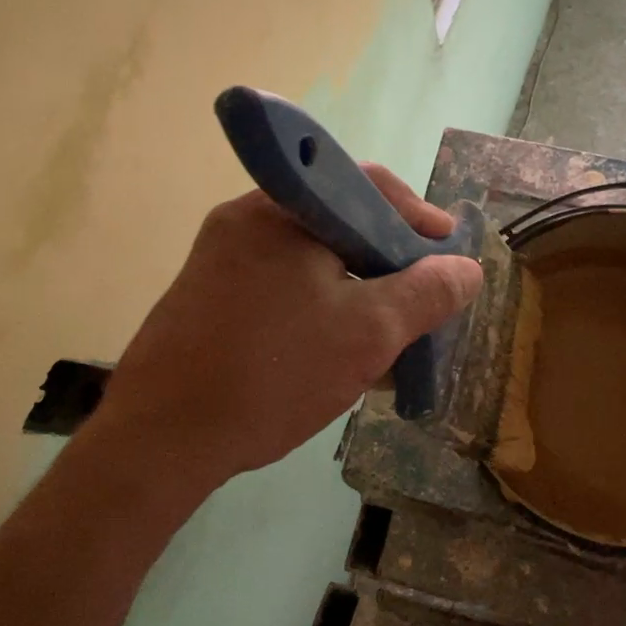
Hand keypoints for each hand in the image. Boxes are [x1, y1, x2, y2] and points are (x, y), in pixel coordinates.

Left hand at [95, 164, 482, 487]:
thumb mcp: (368, 333)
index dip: (415, 216)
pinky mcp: (205, 298)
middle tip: (418, 306)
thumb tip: (465, 269)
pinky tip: (333, 357)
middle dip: (386, 265)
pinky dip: (316, 310)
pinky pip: (279, 289)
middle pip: (338, 225)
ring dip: (353, 294)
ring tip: (383, 342)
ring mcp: (219, 259)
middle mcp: (246, 220)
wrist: (160, 439)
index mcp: (283, 209)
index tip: (445, 253)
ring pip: (309, 263)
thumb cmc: (272, 372)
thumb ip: (426, 294)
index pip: (366, 186)